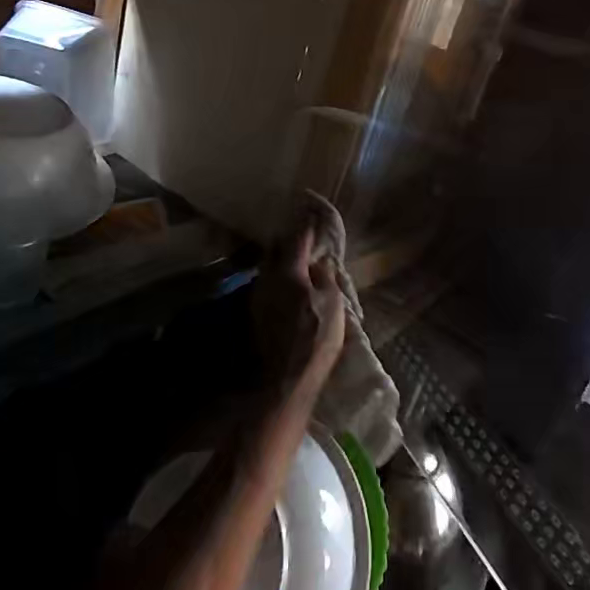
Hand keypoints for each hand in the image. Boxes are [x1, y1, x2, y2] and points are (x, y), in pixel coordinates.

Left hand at [250, 223, 346, 394]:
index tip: (311, 211)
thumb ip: (326, 278)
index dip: (306, 224)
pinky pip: (267, 286)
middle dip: (288, 240)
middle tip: (301, 235)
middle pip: (276, 249)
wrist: (285, 377)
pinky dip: (277, 279)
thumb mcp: (333, 304)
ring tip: (295, 260)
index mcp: (288, 270)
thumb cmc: (315, 338)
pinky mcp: (255, 313)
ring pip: (268, 268)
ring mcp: (257, 295)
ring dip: (281, 261)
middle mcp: (267, 277)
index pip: (297, 238)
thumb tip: (318, 264)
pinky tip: (287, 287)